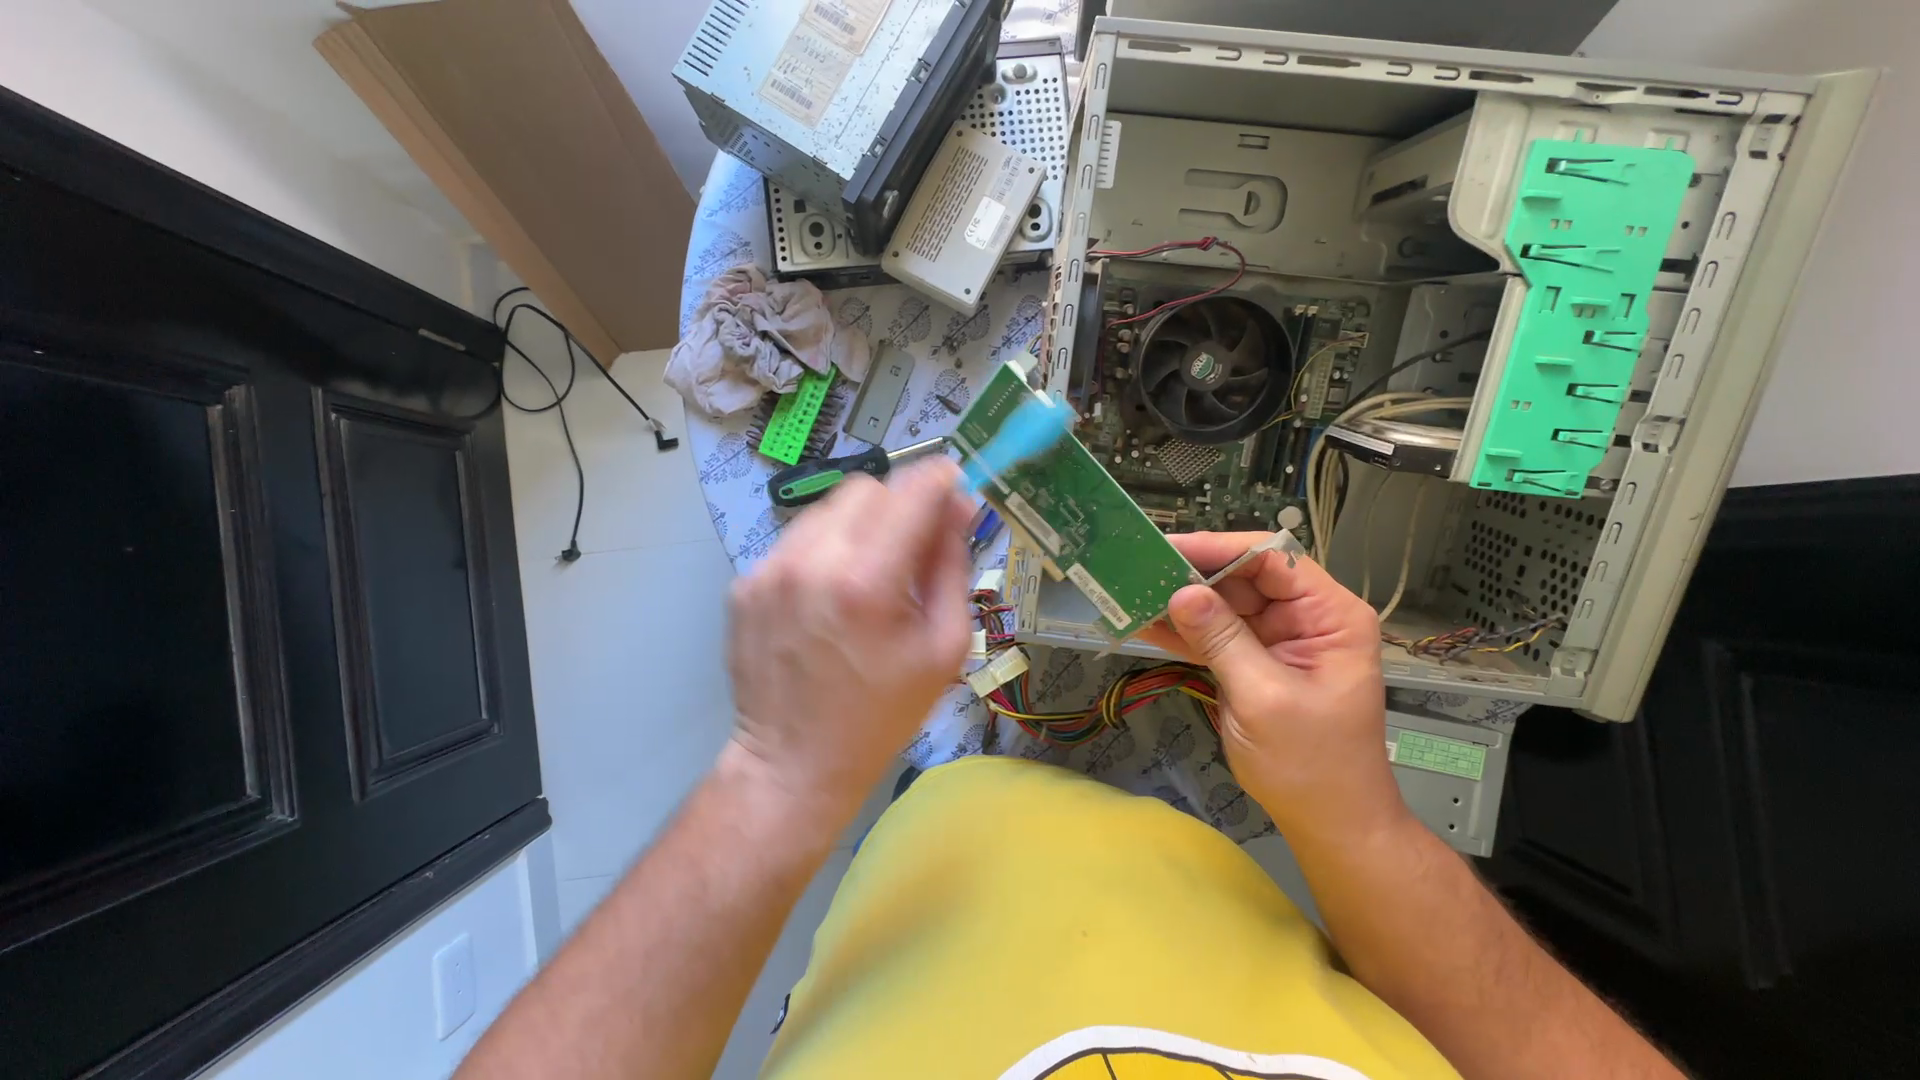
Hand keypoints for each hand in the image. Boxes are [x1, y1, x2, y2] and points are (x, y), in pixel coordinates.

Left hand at [722, 459, 975, 825]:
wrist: (794, 763)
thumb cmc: (882, 713)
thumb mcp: (944, 647)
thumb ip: (952, 566)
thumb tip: (956, 507)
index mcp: (865, 580)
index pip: (911, 489)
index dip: (940, 480)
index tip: (955, 488)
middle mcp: (810, 560)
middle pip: (865, 487)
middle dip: (898, 504)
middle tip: (913, 546)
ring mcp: (767, 569)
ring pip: (827, 508)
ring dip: (859, 526)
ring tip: (867, 577)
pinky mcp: (744, 582)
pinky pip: (797, 540)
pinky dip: (824, 552)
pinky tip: (829, 598)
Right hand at [1139, 532, 1405, 839]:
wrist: (1328, 823)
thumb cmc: (1311, 764)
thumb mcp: (1264, 697)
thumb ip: (1222, 640)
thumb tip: (1179, 594)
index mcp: (1330, 616)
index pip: (1273, 560)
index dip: (1220, 550)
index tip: (1168, 551)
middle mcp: (1306, 618)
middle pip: (1242, 578)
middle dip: (1191, 576)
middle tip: (1138, 572)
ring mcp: (1278, 641)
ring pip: (1223, 605)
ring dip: (1180, 604)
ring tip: (1131, 593)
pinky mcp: (1253, 663)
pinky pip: (1215, 636)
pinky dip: (1182, 633)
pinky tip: (1144, 623)